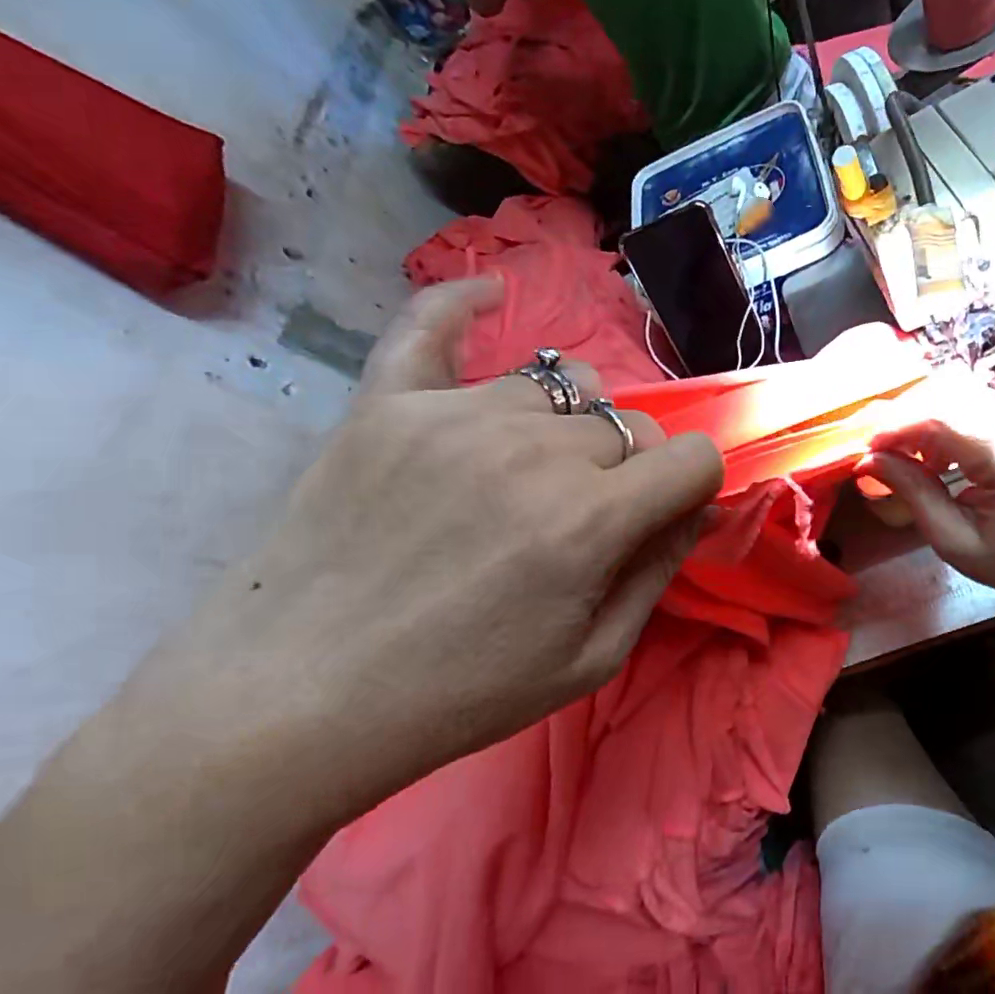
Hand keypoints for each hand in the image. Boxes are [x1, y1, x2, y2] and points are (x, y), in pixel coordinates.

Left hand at [121, 279, 722, 815]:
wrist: (295, 701)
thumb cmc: (461, 693)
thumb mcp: (593, 658)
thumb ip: (660, 569)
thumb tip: (699, 506)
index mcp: (589, 521)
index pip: (693, 456)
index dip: (691, 487)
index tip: (662, 516)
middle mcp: (534, 450)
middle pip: (629, 424)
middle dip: (629, 468)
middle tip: (582, 517)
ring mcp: (454, 415)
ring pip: (562, 386)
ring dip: (567, 426)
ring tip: (525, 471)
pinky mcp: (386, 403)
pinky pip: (434, 324)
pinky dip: (465, 304)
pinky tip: (490, 293)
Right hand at [858, 380, 994, 613]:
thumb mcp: (957, 542)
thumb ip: (915, 495)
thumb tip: (869, 461)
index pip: (942, 421)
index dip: (896, 429)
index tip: (866, 449)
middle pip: (948, 394)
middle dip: (903, 415)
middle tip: (876, 447)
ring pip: (958, 392)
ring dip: (921, 415)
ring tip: (903, 453)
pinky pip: (972, 403)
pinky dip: (941, 419)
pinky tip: (932, 453)